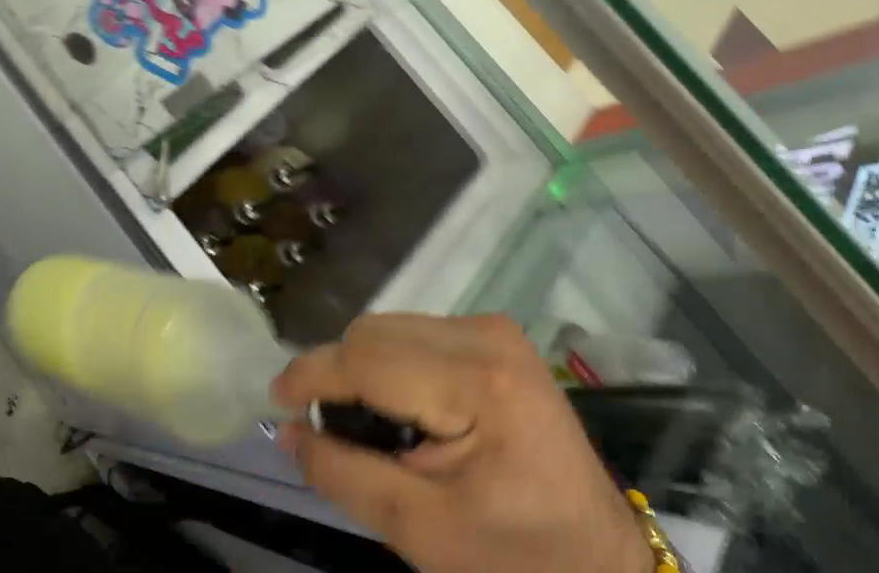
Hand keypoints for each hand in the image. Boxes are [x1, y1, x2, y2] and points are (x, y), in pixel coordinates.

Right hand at [273, 314, 649, 572]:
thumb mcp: (417, 530)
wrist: (603, 565)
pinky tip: (406, 412)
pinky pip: (412, 335)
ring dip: (363, 370)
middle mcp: (486, 337)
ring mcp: (495, 332)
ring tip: (374, 429)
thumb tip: (287, 431)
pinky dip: (390, 367)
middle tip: (337, 435)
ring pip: (387, 329)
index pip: (365, 359)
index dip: (311, 376)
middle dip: (339, 377)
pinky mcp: (497, 338)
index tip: (276, 403)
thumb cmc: (515, 557)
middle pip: (372, 335)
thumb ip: (342, 473)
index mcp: (477, 383)